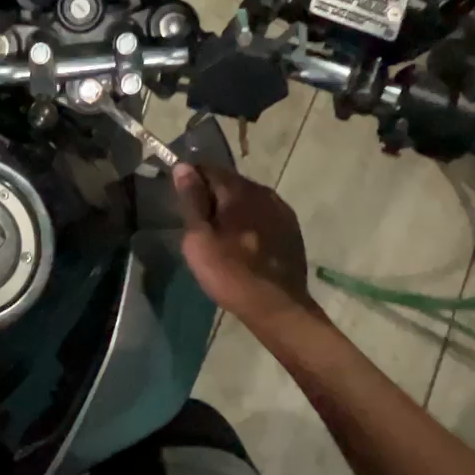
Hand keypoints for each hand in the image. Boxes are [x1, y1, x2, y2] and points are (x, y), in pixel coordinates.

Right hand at [172, 163, 321, 326]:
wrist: (277, 308)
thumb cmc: (230, 272)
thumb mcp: (199, 238)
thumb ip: (192, 200)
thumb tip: (183, 166)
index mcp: (239, 189)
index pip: (208, 168)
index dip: (191, 180)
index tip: (182, 201)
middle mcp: (263, 191)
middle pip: (229, 182)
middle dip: (213, 195)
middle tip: (199, 222)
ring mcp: (281, 210)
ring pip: (248, 199)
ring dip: (233, 209)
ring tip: (221, 234)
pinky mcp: (292, 229)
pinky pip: (263, 214)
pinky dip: (250, 221)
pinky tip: (244, 243)